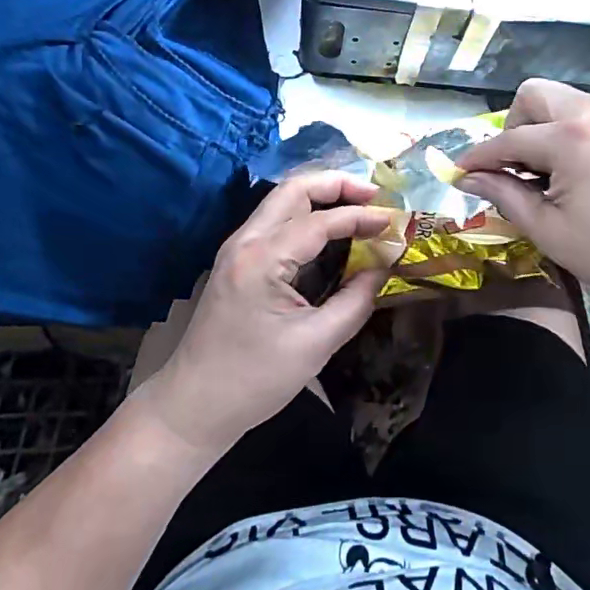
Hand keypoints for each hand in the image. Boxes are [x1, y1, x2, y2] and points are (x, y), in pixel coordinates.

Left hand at [133, 172, 391, 451]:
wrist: (195, 404)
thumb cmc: (255, 380)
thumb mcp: (315, 344)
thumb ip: (355, 300)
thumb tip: (384, 267)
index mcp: (262, 259)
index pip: (319, 221)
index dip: (360, 216)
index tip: (395, 220)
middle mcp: (245, 241)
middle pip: (293, 191)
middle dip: (336, 185)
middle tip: (375, 196)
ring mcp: (236, 249)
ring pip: (281, 202)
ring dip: (319, 197)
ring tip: (358, 207)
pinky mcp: (236, 262)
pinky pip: (274, 223)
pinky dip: (305, 217)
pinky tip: (330, 233)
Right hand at [453, 79, 589, 347]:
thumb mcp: (548, 229)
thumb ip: (504, 194)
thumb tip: (469, 178)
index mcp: (570, 136)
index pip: (507, 139)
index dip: (478, 158)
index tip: (459, 174)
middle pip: (534, 95)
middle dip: (513, 127)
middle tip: (513, 168)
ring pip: (564, 102)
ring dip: (542, 129)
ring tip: (545, 177)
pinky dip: (570, 136)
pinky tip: (578, 177)